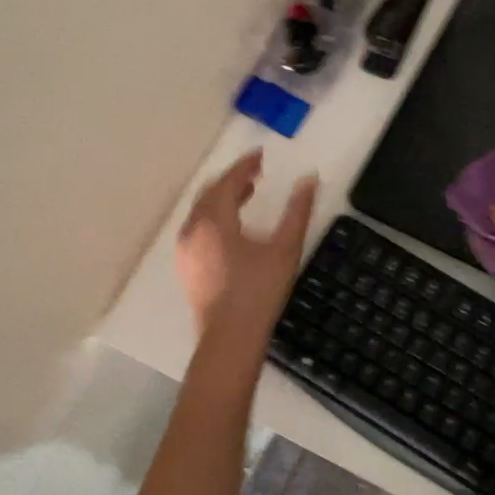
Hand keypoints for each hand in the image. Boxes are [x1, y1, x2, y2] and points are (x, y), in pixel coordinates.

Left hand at [175, 149, 317, 334]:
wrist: (230, 339)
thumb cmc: (259, 291)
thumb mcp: (285, 248)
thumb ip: (298, 210)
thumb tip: (309, 179)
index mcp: (214, 221)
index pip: (227, 181)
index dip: (245, 165)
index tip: (262, 155)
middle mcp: (192, 230)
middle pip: (209, 193)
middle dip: (232, 179)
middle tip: (257, 173)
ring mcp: (185, 250)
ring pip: (201, 211)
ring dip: (223, 198)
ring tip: (248, 195)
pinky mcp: (187, 267)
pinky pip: (198, 228)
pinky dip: (215, 216)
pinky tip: (235, 227)